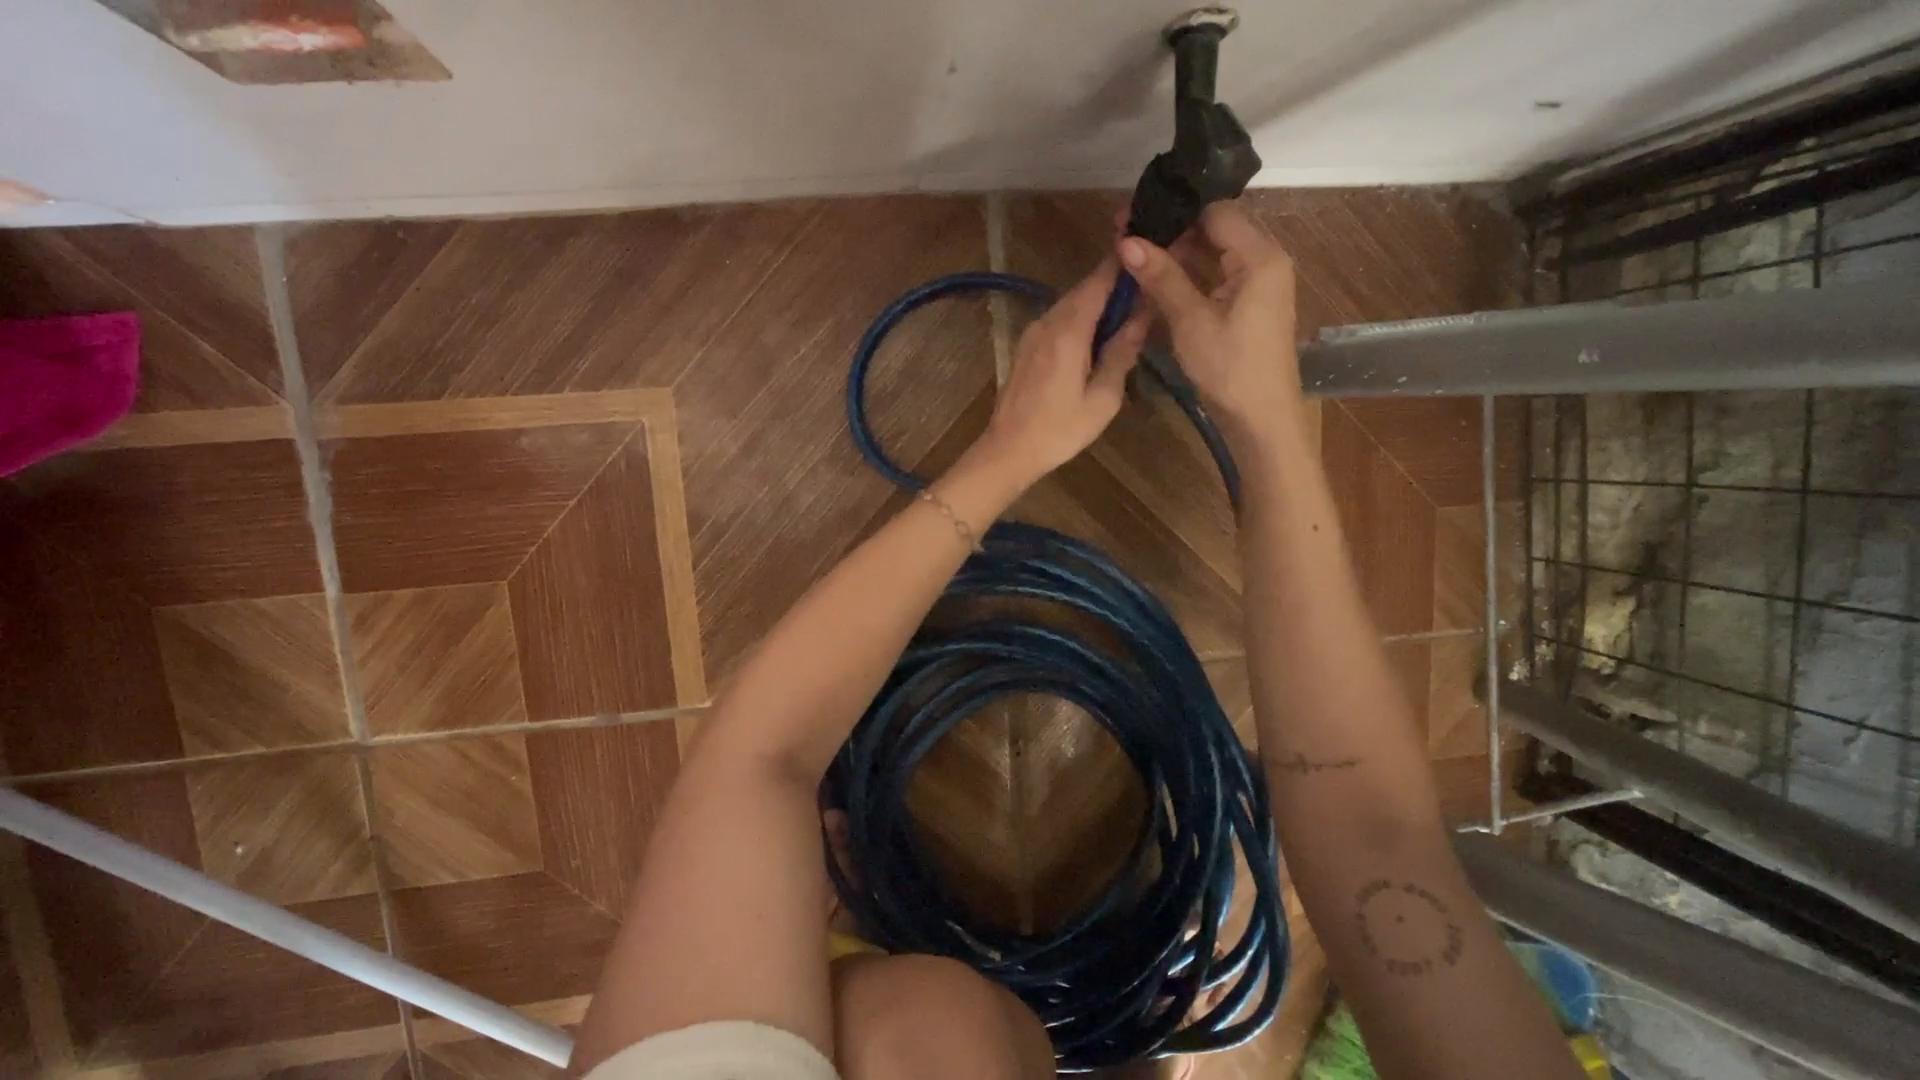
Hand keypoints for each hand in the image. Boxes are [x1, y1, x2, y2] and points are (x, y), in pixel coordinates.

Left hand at [968, 261, 1145, 486]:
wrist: (1008, 450)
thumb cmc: (1059, 431)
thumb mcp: (1103, 399)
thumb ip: (1122, 354)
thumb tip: (1142, 318)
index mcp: (1068, 331)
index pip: (1099, 281)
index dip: (1123, 264)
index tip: (1148, 252)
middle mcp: (1048, 322)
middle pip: (1086, 290)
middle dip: (1116, 285)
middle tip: (1148, 287)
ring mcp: (1033, 333)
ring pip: (1072, 305)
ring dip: (1099, 304)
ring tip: (1130, 312)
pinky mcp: (1027, 347)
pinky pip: (1060, 321)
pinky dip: (1082, 320)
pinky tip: (1100, 336)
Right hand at [1118, 201, 1301, 436]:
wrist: (1261, 420)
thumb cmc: (1231, 369)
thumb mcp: (1191, 321)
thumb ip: (1161, 277)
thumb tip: (1126, 240)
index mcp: (1260, 257)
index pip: (1214, 212)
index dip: (1173, 212)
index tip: (1132, 217)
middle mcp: (1264, 261)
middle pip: (1214, 229)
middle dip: (1171, 232)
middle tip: (1124, 235)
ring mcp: (1258, 284)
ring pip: (1213, 254)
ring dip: (1176, 255)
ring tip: (1132, 255)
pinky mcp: (1248, 305)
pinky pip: (1215, 277)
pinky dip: (1188, 277)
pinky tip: (1155, 280)